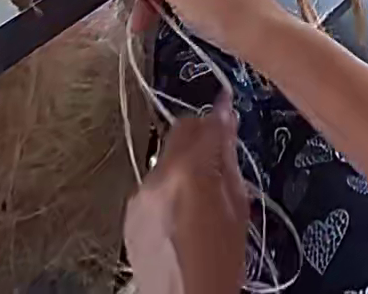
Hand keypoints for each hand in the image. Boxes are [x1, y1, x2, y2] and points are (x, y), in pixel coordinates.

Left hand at [124, 103, 248, 293]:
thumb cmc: (222, 261)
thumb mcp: (237, 206)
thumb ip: (228, 158)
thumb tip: (226, 121)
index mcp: (189, 171)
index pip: (209, 123)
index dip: (224, 113)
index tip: (231, 107)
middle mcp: (158, 175)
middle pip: (182, 129)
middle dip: (202, 131)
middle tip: (220, 148)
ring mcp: (139, 195)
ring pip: (167, 154)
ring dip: (186, 156)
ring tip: (202, 184)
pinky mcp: (129, 213)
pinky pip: (155, 179)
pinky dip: (170, 179)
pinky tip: (183, 205)